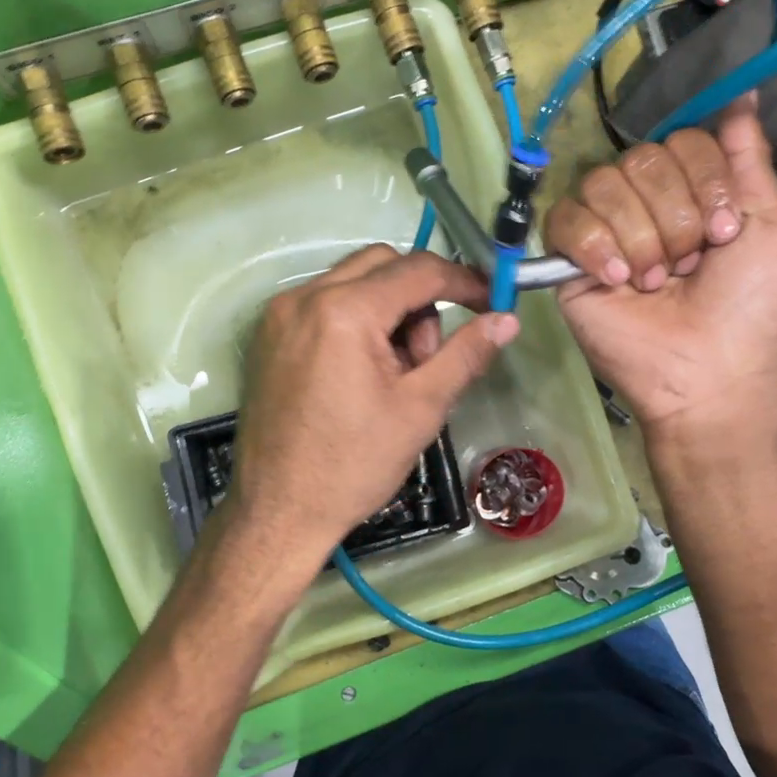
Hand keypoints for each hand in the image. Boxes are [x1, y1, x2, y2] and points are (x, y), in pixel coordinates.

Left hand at [229, 245, 519, 555]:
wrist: (279, 511)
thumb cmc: (354, 465)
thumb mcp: (421, 409)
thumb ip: (465, 355)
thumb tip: (507, 320)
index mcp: (344, 312)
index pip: (419, 270)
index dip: (464, 282)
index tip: (492, 304)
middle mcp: (304, 297)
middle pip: (383, 264)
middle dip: (420, 299)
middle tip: (427, 359)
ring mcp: (279, 315)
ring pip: (352, 282)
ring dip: (387, 311)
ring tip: (393, 376)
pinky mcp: (268, 336)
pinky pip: (323, 305)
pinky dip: (355, 322)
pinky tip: (361, 375)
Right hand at [545, 97, 776, 430]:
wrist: (708, 369)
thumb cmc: (748, 307)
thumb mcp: (771, 224)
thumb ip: (749, 160)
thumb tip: (744, 97)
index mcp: (689, 193)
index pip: (681, 142)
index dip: (704, 181)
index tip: (724, 232)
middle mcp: (644, 205)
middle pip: (641, 158)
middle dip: (674, 215)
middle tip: (689, 265)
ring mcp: (604, 233)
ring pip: (603, 184)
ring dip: (641, 237)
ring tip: (655, 282)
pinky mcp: (567, 263)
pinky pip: (565, 220)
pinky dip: (595, 247)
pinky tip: (618, 281)